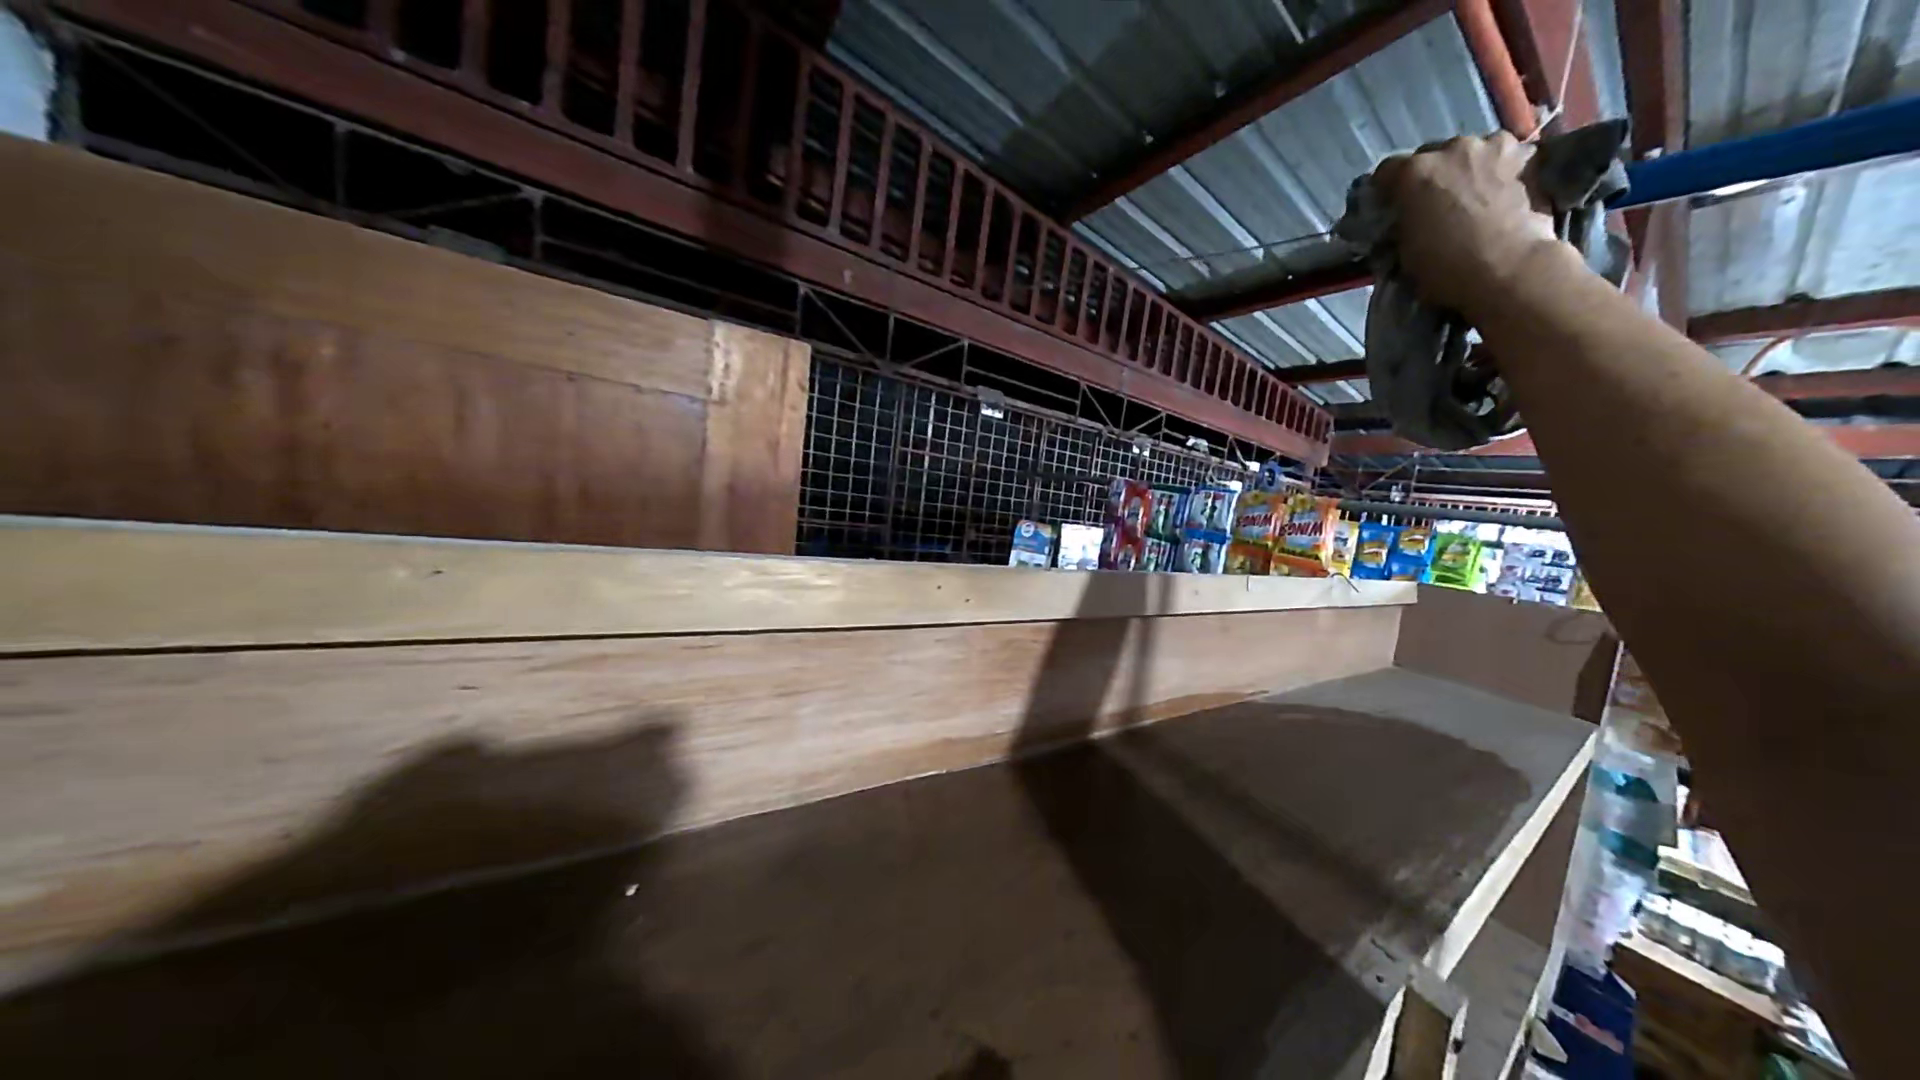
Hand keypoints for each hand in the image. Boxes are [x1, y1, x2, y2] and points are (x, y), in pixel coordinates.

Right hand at [1372, 133, 1567, 317]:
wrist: (1508, 267)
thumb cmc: (1445, 267)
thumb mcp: (1404, 250)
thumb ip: (1403, 222)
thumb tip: (1406, 218)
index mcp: (1412, 173)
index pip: (1386, 171)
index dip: (1386, 190)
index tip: (1390, 205)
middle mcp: (1450, 149)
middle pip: (1431, 156)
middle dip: (1429, 176)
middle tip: (1433, 203)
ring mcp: (1492, 146)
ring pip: (1470, 152)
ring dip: (1466, 168)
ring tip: (1471, 194)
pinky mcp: (1528, 154)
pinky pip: (1504, 156)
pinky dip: (1499, 168)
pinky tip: (1502, 189)